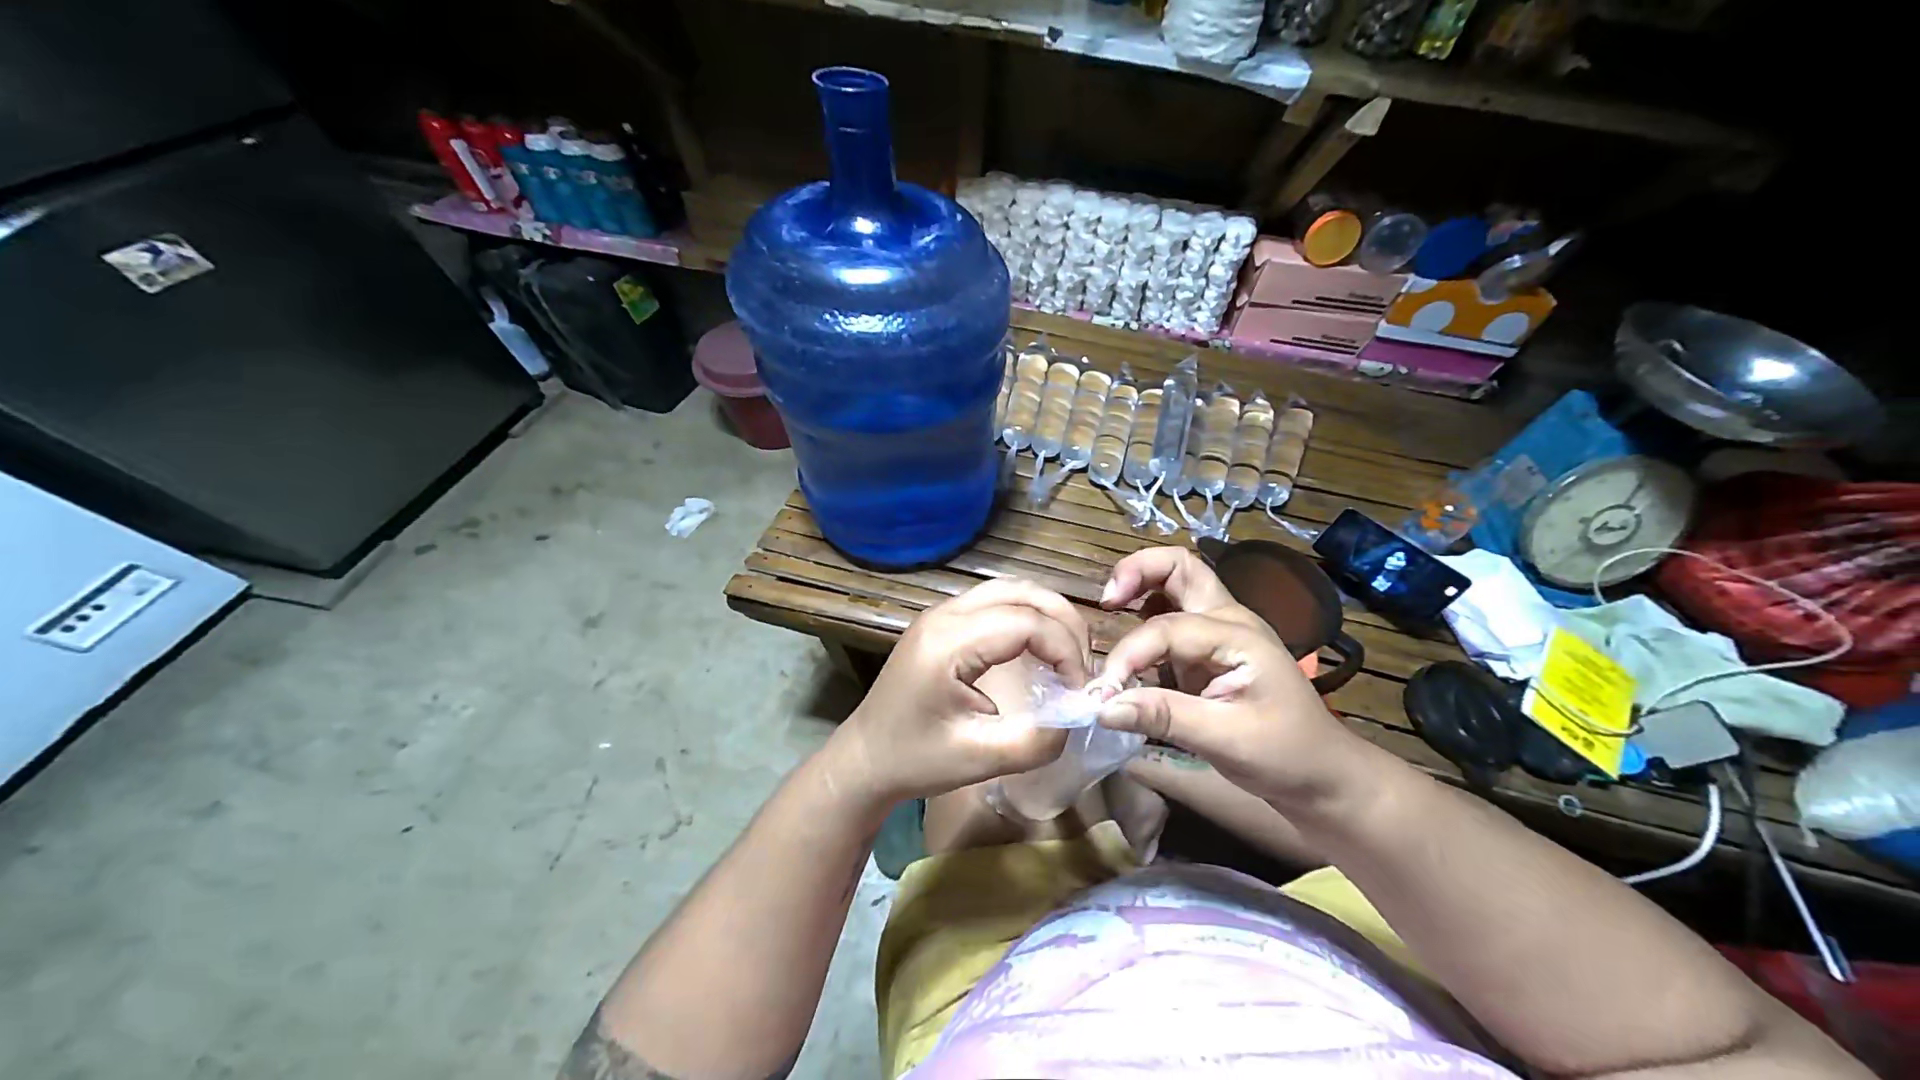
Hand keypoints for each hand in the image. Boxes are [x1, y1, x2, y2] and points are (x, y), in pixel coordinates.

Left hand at [828, 579, 1091, 802]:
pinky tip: (1039, 650)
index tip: (1080, 690)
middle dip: (1063, 624)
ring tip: (1067, 657)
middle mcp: (944, 615)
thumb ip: (1037, 740)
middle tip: (1082, 667)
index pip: (1026, 622)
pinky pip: (995, 602)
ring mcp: (940, 613)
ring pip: (1010, 590)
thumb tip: (1080, 713)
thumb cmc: (915, 761)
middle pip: (1022, 593)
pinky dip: (1027, 617)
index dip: (1065, 650)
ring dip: (1047, 616)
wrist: (865, 759)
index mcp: (947, 643)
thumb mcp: (980, 761)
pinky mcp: (942, 622)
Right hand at [1093, 547, 1370, 808]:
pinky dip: (1145, 613)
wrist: (1323, 774)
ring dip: (1141, 585)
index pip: (1166, 629)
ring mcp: (1220, 631)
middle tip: (1106, 601)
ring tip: (1111, 608)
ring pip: (1177, 582)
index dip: (1128, 656)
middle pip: (1181, 566)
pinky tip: (1130, 638)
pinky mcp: (1208, 648)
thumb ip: (1164, 716)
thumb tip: (1103, 708)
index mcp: (1238, 636)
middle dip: (1137, 571)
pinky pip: (1172, 614)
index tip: (1103, 695)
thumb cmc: (1284, 755)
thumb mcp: (1225, 740)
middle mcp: (1229, 620)